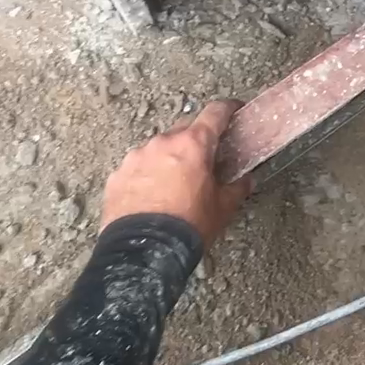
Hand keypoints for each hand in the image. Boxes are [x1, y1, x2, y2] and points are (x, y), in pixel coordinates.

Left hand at [98, 100, 251, 243]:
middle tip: (203, 159)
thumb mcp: (223, 207)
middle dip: (196, 139)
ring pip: (159, 146)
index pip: (216, 112)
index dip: (229, 108)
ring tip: (173, 183)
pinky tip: (151, 194)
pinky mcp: (117, 175)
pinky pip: (137, 165)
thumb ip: (237, 187)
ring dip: (169, 157)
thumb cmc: (187, 226)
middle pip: (186, 128)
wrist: (142, 255)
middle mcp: (164, 142)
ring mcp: (137, 157)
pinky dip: (147, 173)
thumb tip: (246, 180)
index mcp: (194, 144)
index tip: (234, 111)